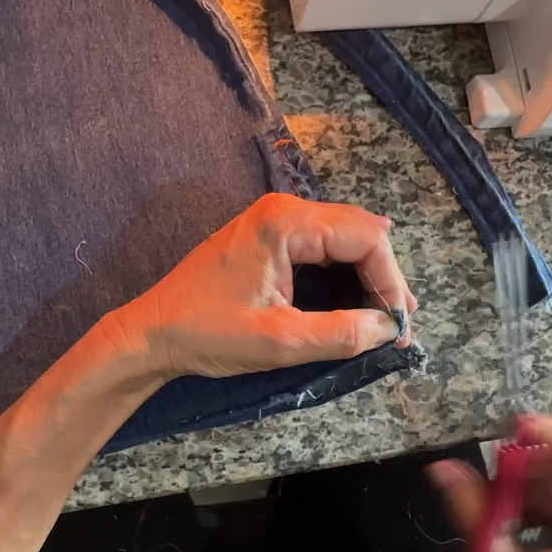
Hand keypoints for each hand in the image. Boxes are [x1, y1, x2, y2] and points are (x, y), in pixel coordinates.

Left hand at [99, 193, 416, 379]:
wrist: (153, 333)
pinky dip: (342, 273)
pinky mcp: (266, 238)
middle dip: (383, 277)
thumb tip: (388, 329)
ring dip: (365, 275)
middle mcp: (282, 210)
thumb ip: (341, 334)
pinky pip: (320, 247)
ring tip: (383, 315)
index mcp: (285, 222)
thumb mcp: (280, 341)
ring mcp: (272, 220)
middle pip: (358, 232)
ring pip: (342, 238)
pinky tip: (353, 299)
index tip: (399, 325)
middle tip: (397, 323)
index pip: (366, 238)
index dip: (391, 281)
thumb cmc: (207, 333)